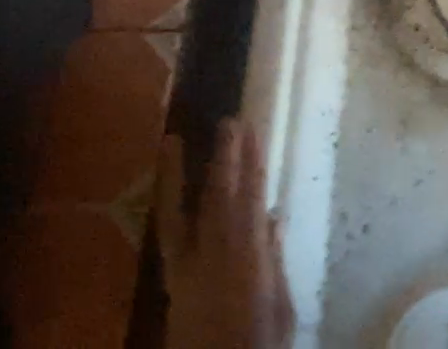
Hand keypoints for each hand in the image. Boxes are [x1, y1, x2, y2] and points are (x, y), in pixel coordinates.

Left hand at [156, 122, 293, 348]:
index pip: (251, 197)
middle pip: (217, 196)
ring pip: (182, 210)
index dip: (252, 162)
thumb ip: (273, 260)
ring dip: (177, 174)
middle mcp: (214, 254)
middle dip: (224, 157)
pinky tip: (167, 191)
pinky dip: (168, 207)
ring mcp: (187, 266)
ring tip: (171, 141)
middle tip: (228, 120)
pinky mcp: (172, 281)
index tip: (253, 130)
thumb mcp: (279, 305)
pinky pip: (169, 233)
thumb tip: (273, 219)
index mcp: (247, 256)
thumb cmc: (258, 343)